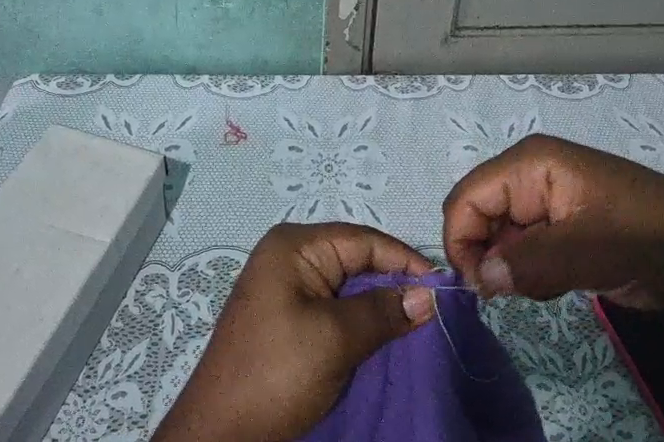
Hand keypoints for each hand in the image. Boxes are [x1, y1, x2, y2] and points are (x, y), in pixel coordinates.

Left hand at [153, 222, 436, 441]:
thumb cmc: (276, 372)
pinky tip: (384, 335)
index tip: (443, 287)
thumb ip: (383, 311)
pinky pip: (334, 307)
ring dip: (379, 303)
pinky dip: (360, 319)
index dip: (404, 260)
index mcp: (294, 246)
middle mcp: (288, 256)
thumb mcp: (335, 338)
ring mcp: (285, 288)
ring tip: (417, 321)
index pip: (363, 240)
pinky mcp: (287, 318)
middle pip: (356, 259)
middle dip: (394, 281)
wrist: (220, 432)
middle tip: (434, 307)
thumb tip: (428, 296)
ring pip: (347, 286)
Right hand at [443, 133, 663, 308]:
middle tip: (519, 291)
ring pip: (494, 239)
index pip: (468, 197)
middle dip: (487, 257)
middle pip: (476, 216)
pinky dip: (526, 275)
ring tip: (549, 284)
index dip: (462, 241)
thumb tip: (480, 277)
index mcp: (531, 163)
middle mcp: (529, 176)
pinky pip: (518, 252)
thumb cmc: (652, 238)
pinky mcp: (555, 230)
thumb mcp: (595, 249)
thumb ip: (534, 261)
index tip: (481, 288)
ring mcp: (542, 203)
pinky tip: (557, 284)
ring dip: (510, 269)